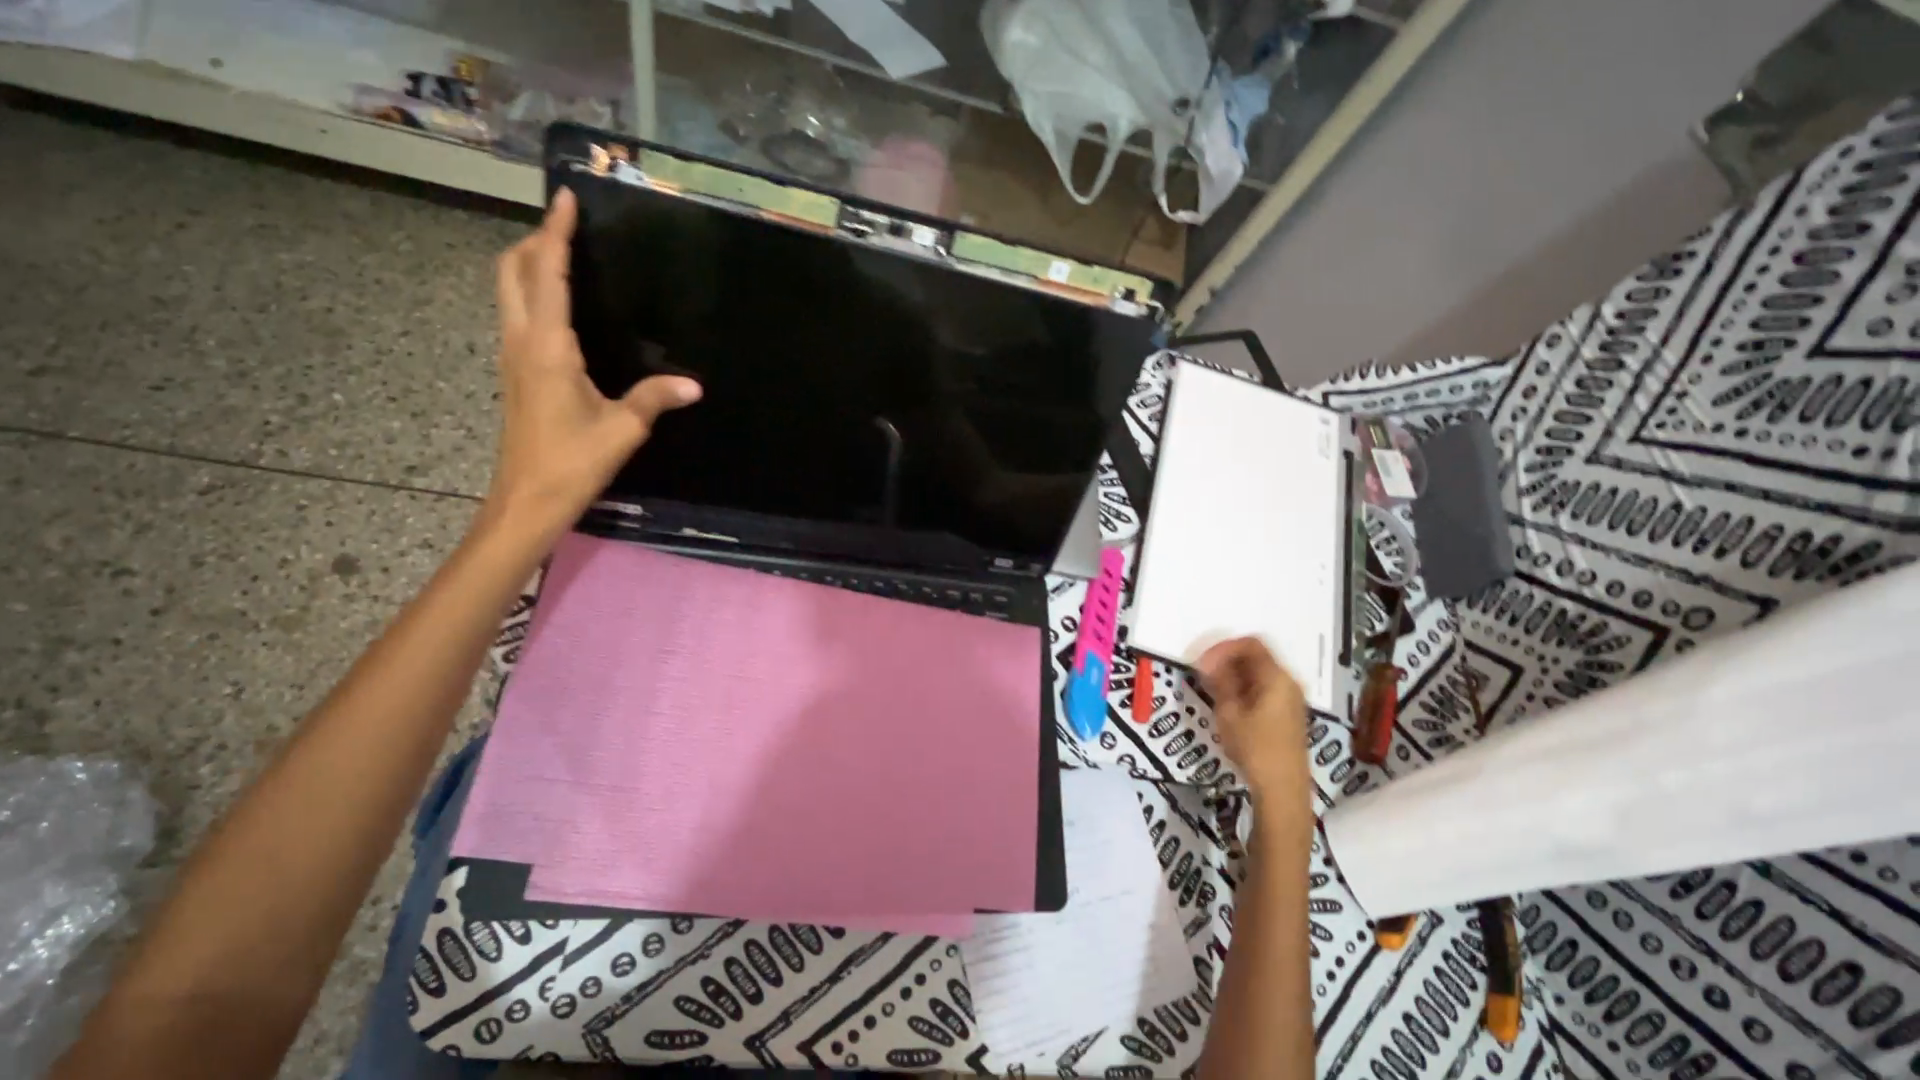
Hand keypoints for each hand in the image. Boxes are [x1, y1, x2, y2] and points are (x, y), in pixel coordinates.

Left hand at [486, 187, 700, 534]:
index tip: (565, 198)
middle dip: (535, 239)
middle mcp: (521, 340)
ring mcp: (512, 356)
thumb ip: (655, 398)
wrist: (526, 500)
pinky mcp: (516, 372)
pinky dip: (532, 291)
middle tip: (568, 226)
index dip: (555, 231)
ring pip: (509, 290)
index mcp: (547, 345)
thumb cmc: (572, 462)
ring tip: (565, 254)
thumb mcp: (623, 429)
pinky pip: (517, 312)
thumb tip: (694, 384)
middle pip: (512, 270)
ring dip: (529, 263)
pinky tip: (562, 304)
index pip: (545, 271)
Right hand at [1197, 637, 1311, 826]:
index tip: (1203, 662)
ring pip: (1261, 674)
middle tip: (1204, 675)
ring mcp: (1293, 698)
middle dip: (1228, 661)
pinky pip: (1266, 688)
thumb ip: (1220, 681)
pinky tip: (1231, 706)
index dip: (1223, 647)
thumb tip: (1209, 661)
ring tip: (1214, 691)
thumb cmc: (1255, 748)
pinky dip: (1247, 688)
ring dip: (1236, 676)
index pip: (1250, 644)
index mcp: (1277, 676)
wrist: (1283, 788)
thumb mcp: (1229, 713)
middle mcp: (1289, 681)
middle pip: (1257, 657)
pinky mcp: (1290, 713)